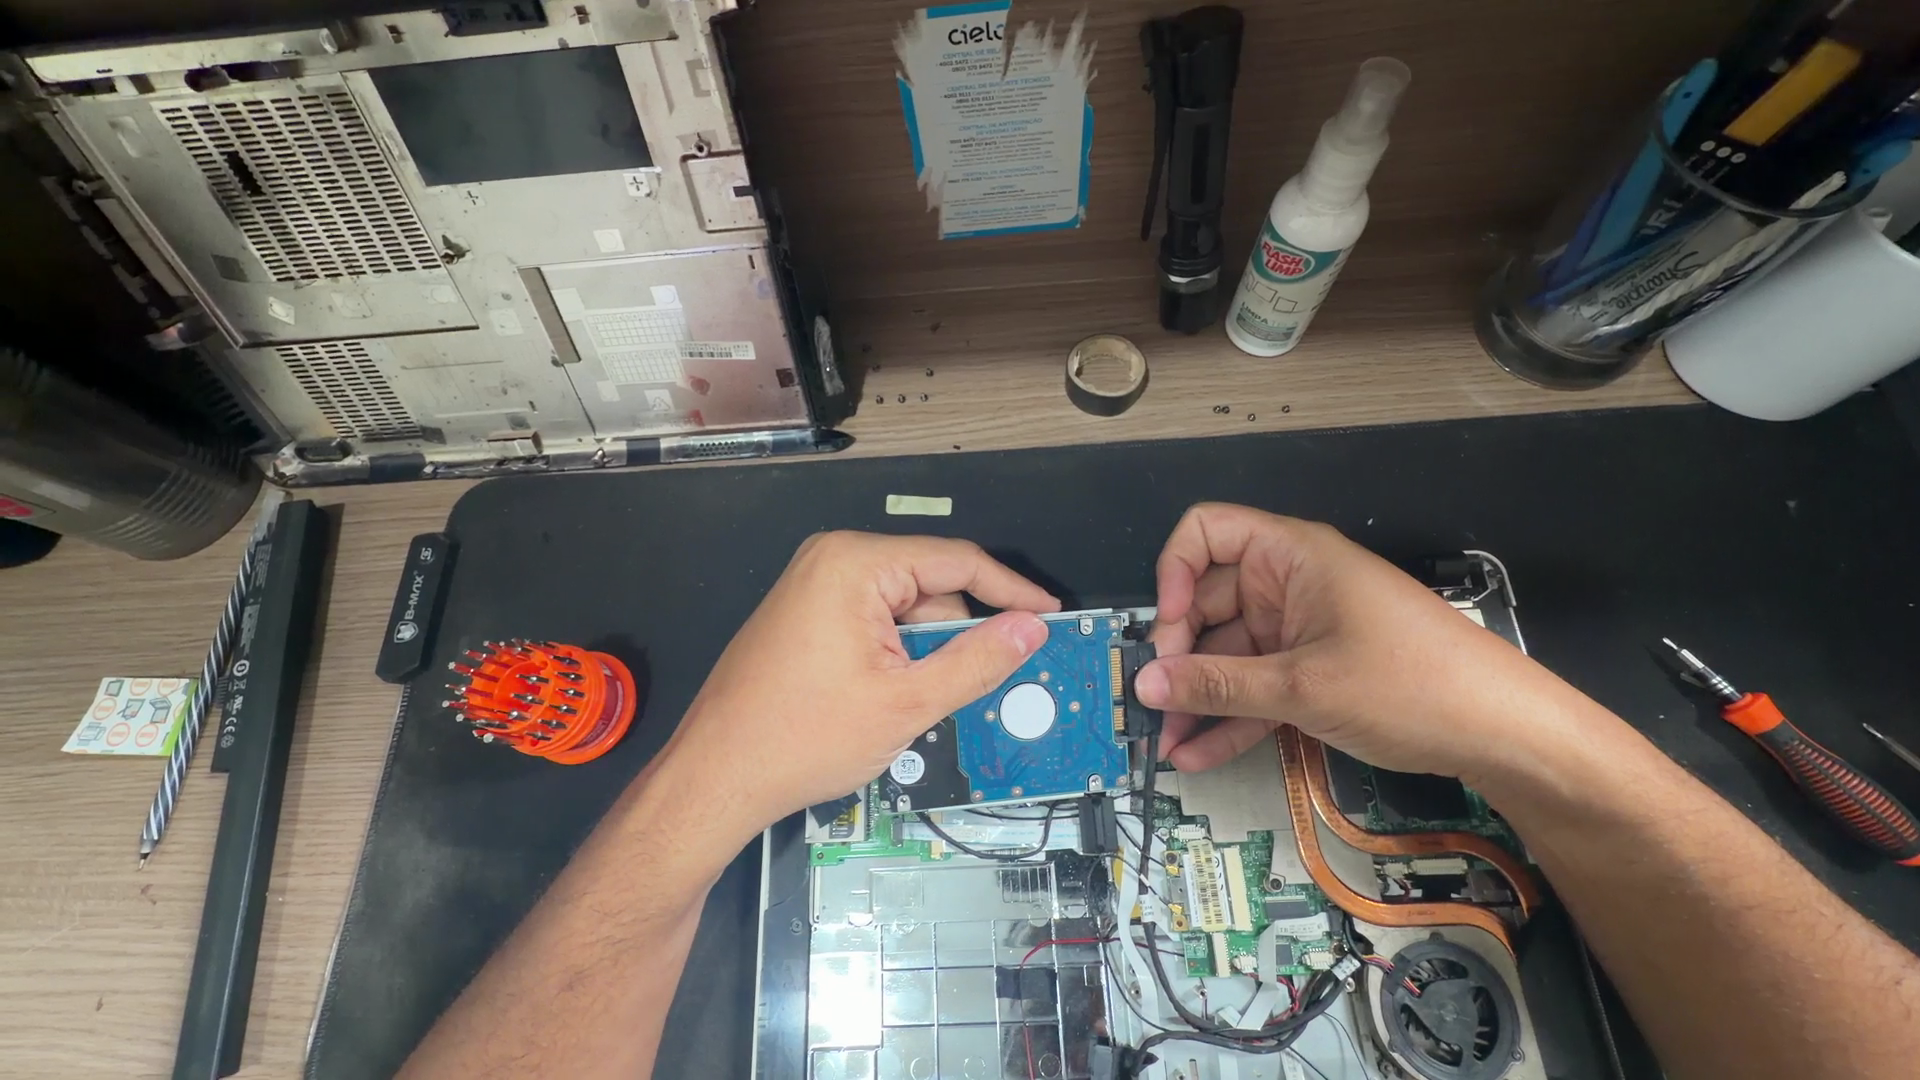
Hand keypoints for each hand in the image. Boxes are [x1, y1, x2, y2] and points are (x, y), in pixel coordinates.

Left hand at [662, 531, 1058, 839]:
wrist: (717, 777)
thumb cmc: (799, 738)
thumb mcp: (907, 703)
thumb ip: (978, 661)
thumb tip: (1030, 629)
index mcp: (855, 563)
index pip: (956, 561)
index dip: (1010, 591)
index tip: (1048, 614)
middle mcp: (833, 561)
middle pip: (930, 588)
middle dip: (955, 638)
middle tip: (969, 687)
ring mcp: (816, 587)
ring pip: (905, 612)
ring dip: (923, 655)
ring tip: (910, 705)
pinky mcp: (809, 615)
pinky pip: (876, 624)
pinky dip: (897, 657)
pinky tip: (889, 698)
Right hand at [1135, 503, 1571, 783]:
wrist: (1508, 738)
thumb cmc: (1409, 684)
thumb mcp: (1303, 686)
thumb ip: (1217, 684)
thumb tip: (1144, 684)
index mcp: (1290, 556)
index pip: (1207, 532)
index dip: (1174, 571)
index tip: (1169, 627)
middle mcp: (1287, 585)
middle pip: (1207, 604)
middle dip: (1178, 657)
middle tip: (1156, 703)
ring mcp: (1298, 631)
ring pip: (1228, 655)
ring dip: (1197, 699)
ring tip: (1165, 744)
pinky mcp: (1310, 673)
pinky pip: (1254, 688)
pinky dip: (1229, 718)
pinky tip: (1197, 754)